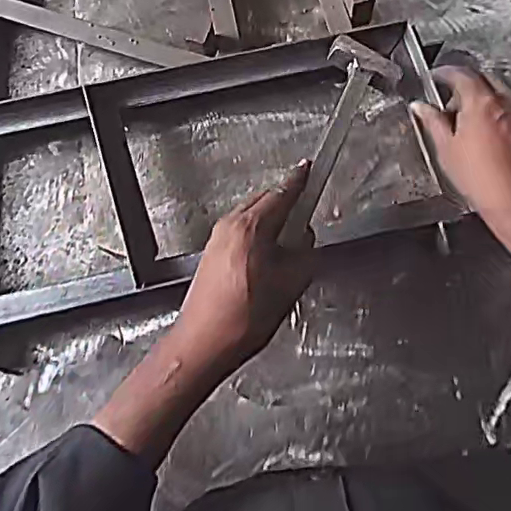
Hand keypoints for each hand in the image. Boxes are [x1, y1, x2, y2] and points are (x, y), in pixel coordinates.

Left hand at [169, 163, 314, 368]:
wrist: (202, 342)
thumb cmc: (244, 318)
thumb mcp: (289, 285)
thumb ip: (303, 253)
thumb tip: (305, 238)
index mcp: (251, 228)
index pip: (281, 194)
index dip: (299, 181)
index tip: (308, 168)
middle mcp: (230, 225)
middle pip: (264, 200)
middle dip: (286, 201)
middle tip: (307, 210)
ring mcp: (217, 237)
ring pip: (252, 214)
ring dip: (271, 218)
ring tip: (290, 240)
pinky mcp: (212, 251)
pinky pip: (241, 228)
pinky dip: (258, 231)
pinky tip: (268, 254)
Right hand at [410, 67, 510, 225]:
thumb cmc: (482, 178)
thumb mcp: (446, 148)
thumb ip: (432, 121)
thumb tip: (421, 107)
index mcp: (481, 101)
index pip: (461, 74)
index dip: (445, 73)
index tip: (436, 77)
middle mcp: (508, 100)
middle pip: (485, 78)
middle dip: (467, 84)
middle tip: (451, 101)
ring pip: (503, 92)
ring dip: (486, 97)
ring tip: (471, 120)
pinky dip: (502, 112)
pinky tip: (491, 133)